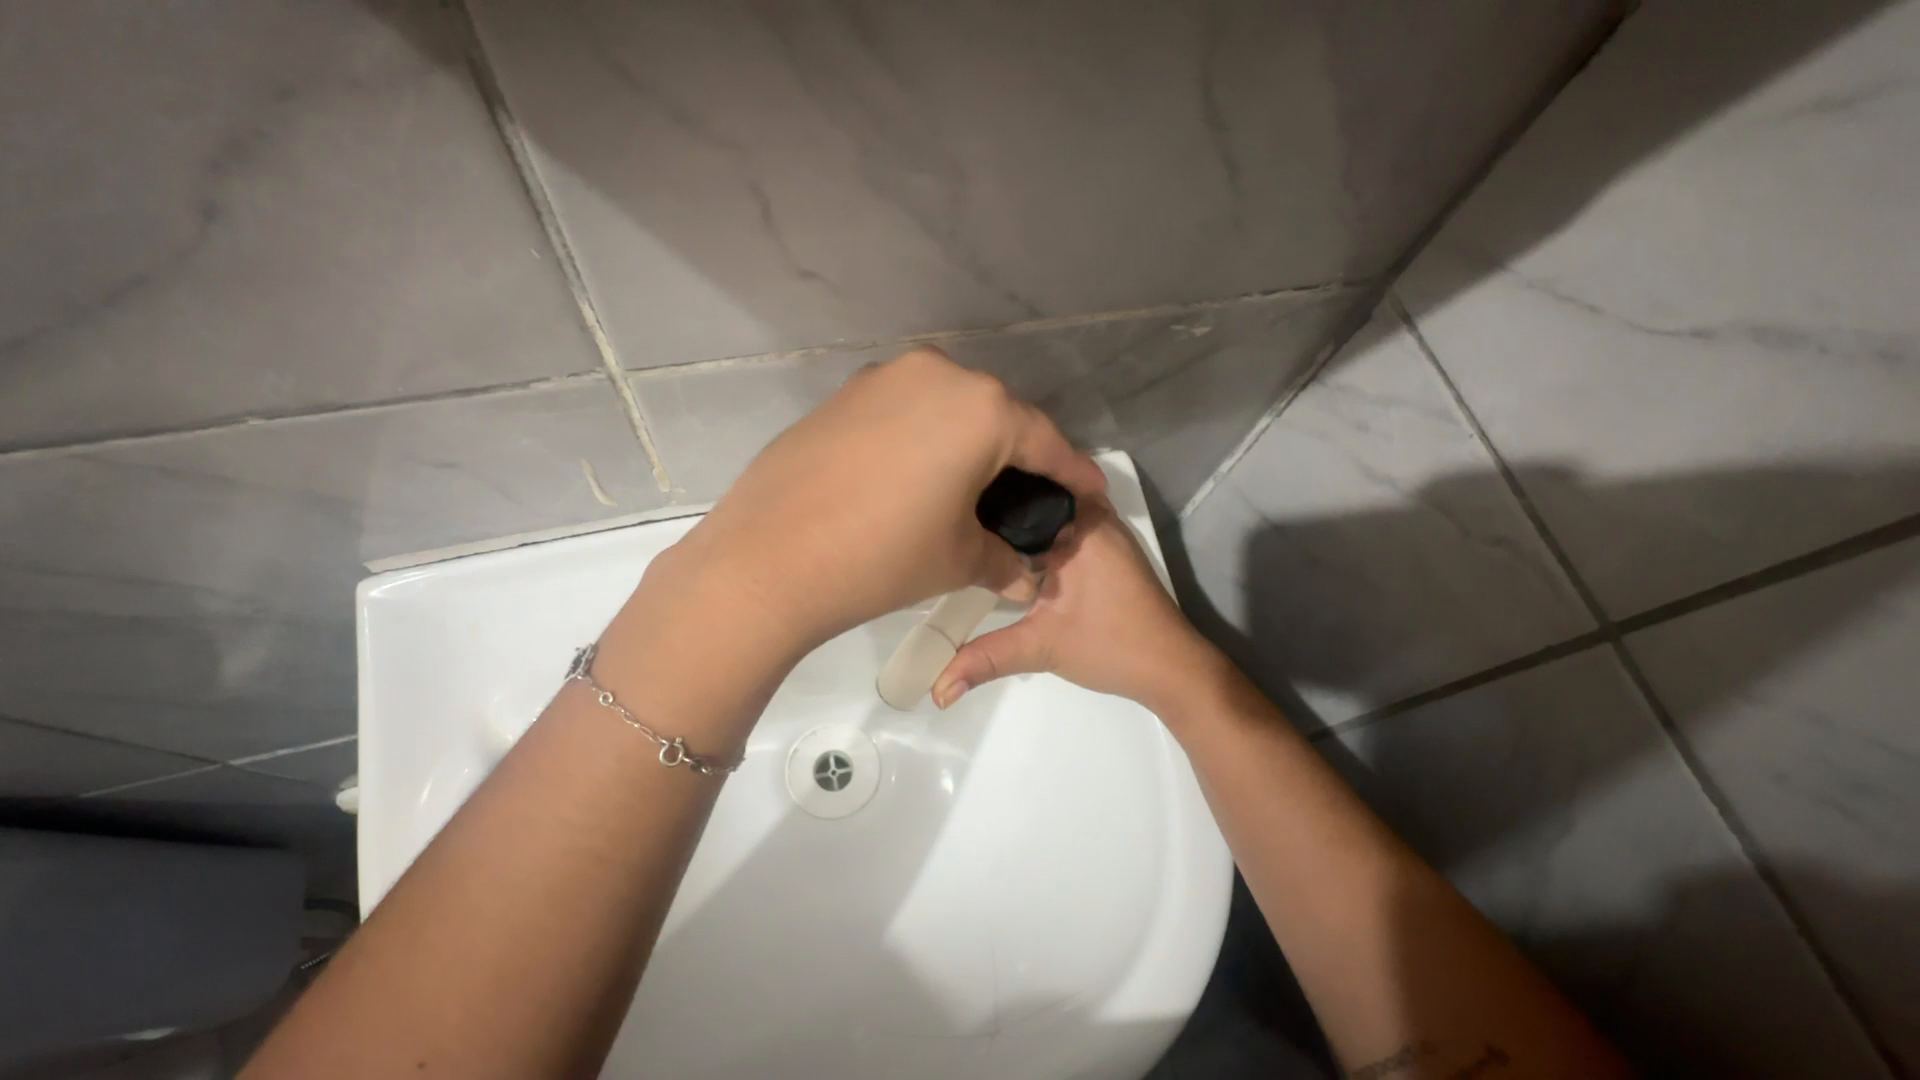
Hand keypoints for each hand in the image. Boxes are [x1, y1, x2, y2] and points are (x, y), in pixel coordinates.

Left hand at [670, 347, 1106, 650]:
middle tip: (1031, 494)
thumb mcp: (958, 560)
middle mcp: (937, 374)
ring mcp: (883, 378)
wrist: (768, 560)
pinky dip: (924, 437)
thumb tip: (1024, 576)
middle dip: (1019, 454)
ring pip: (948, 408)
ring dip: (968, 442)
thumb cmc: (883, 557)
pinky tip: (920, 475)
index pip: (1044, 442)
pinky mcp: (844, 394)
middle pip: (996, 416)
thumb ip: (1004, 559)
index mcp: (981, 408)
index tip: (1092, 494)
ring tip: (977, 485)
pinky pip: (905, 411)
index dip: (1072, 473)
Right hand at [930, 496, 1223, 713]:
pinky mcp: (1107, 552)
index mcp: (1080, 524)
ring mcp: (1104, 533)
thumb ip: (986, 658)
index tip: (945, 504)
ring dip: (1017, 523)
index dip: (984, 496)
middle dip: (996, 507)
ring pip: (1049, 516)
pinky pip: (1062, 531)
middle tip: (949, 518)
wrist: (1173, 669)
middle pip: (1035, 500)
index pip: (1023, 492)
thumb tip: (936, 689)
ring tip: (968, 529)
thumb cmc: (1112, 646)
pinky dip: (1037, 538)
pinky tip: (1006, 554)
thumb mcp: (1041, 647)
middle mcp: (1094, 517)